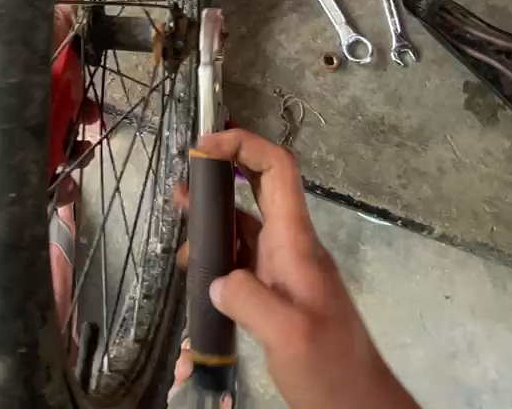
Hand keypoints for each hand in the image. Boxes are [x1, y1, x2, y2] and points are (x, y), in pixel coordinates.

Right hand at [191, 128, 417, 408]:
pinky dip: (215, 262)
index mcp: (296, 240)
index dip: (243, 145)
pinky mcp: (274, 294)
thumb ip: (248, 299)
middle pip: (256, 188)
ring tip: (180, 237)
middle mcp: (289, 245)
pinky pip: (240, 263)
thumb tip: (215, 281)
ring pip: (243, 227)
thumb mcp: (288, 333)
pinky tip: (194, 280)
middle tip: (182, 188)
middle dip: (219, 177)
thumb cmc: (332, 367)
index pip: (277, 168)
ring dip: (211, 225)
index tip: (204, 149)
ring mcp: (282, 269)